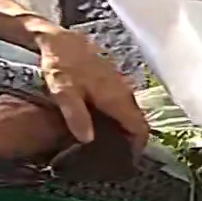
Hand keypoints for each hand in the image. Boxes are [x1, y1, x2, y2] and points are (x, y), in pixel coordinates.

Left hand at [34, 27, 148, 150]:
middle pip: (139, 122)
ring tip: (113, 143)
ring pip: (133, 113)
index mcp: (117, 98)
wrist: (61, 39)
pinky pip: (125, 105)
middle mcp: (125, 93)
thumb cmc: (62, 65)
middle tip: (120, 155)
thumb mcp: (63, 92)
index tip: (130, 160)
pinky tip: (106, 123)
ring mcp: (122, 86)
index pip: (140, 127)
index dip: (139, 146)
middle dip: (134, 140)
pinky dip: (121, 117)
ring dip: (128, 129)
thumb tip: (88, 140)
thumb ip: (76, 116)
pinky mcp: (116, 82)